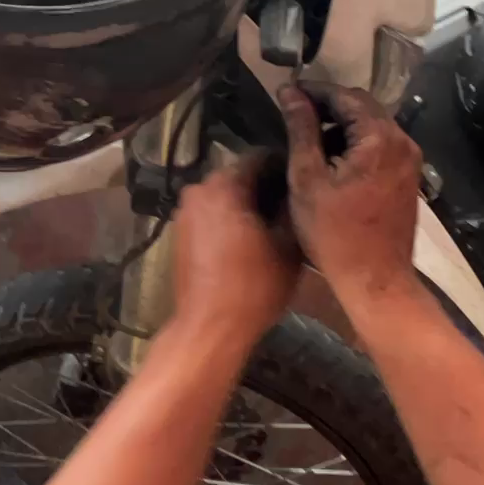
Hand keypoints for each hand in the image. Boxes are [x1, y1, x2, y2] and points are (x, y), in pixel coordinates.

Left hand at [171, 156, 300, 346]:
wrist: (209, 327)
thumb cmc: (253, 286)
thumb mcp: (288, 247)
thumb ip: (291, 209)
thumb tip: (295, 189)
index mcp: (224, 184)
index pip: (260, 156)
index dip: (284, 165)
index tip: (303, 178)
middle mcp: (199, 188)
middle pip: (239, 175)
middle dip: (265, 186)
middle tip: (292, 203)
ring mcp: (186, 210)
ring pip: (224, 195)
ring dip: (246, 203)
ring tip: (273, 222)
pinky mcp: (181, 232)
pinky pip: (211, 213)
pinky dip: (228, 218)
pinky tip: (249, 238)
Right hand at [280, 83, 422, 302]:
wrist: (375, 281)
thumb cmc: (335, 233)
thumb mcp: (307, 178)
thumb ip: (301, 129)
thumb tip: (290, 91)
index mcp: (379, 137)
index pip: (344, 95)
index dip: (313, 90)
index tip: (286, 93)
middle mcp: (402, 141)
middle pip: (362, 105)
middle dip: (327, 104)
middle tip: (294, 111)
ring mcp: (409, 159)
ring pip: (371, 123)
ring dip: (341, 123)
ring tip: (308, 134)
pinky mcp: (408, 175)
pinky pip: (379, 143)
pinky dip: (355, 141)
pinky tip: (331, 156)